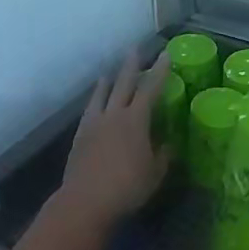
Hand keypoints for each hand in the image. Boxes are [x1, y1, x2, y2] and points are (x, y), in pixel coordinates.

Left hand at [54, 49, 172, 228]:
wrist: (86, 200)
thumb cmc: (127, 188)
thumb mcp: (154, 174)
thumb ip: (163, 156)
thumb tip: (168, 144)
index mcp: (136, 120)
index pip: (151, 89)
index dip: (160, 71)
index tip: (165, 54)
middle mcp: (114, 114)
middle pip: (123, 83)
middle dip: (131, 65)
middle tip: (135, 49)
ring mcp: (94, 123)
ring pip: (102, 94)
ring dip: (108, 80)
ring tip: (110, 71)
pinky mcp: (80, 134)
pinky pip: (90, 109)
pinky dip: (95, 99)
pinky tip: (96, 102)